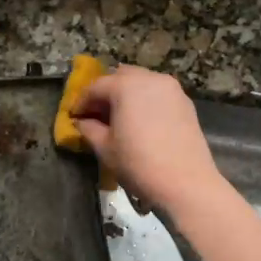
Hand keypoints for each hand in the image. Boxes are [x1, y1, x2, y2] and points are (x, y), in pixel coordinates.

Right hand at [72, 65, 222, 212]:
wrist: (185, 183)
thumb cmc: (138, 164)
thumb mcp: (105, 149)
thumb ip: (89, 129)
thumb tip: (82, 122)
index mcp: (126, 86)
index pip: (96, 86)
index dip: (82, 101)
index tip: (74, 116)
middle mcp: (150, 78)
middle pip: (121, 77)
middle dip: (106, 93)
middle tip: (96, 114)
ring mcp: (172, 89)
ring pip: (142, 83)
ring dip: (127, 95)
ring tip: (119, 117)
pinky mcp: (185, 103)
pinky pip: (158, 94)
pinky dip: (145, 101)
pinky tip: (140, 121)